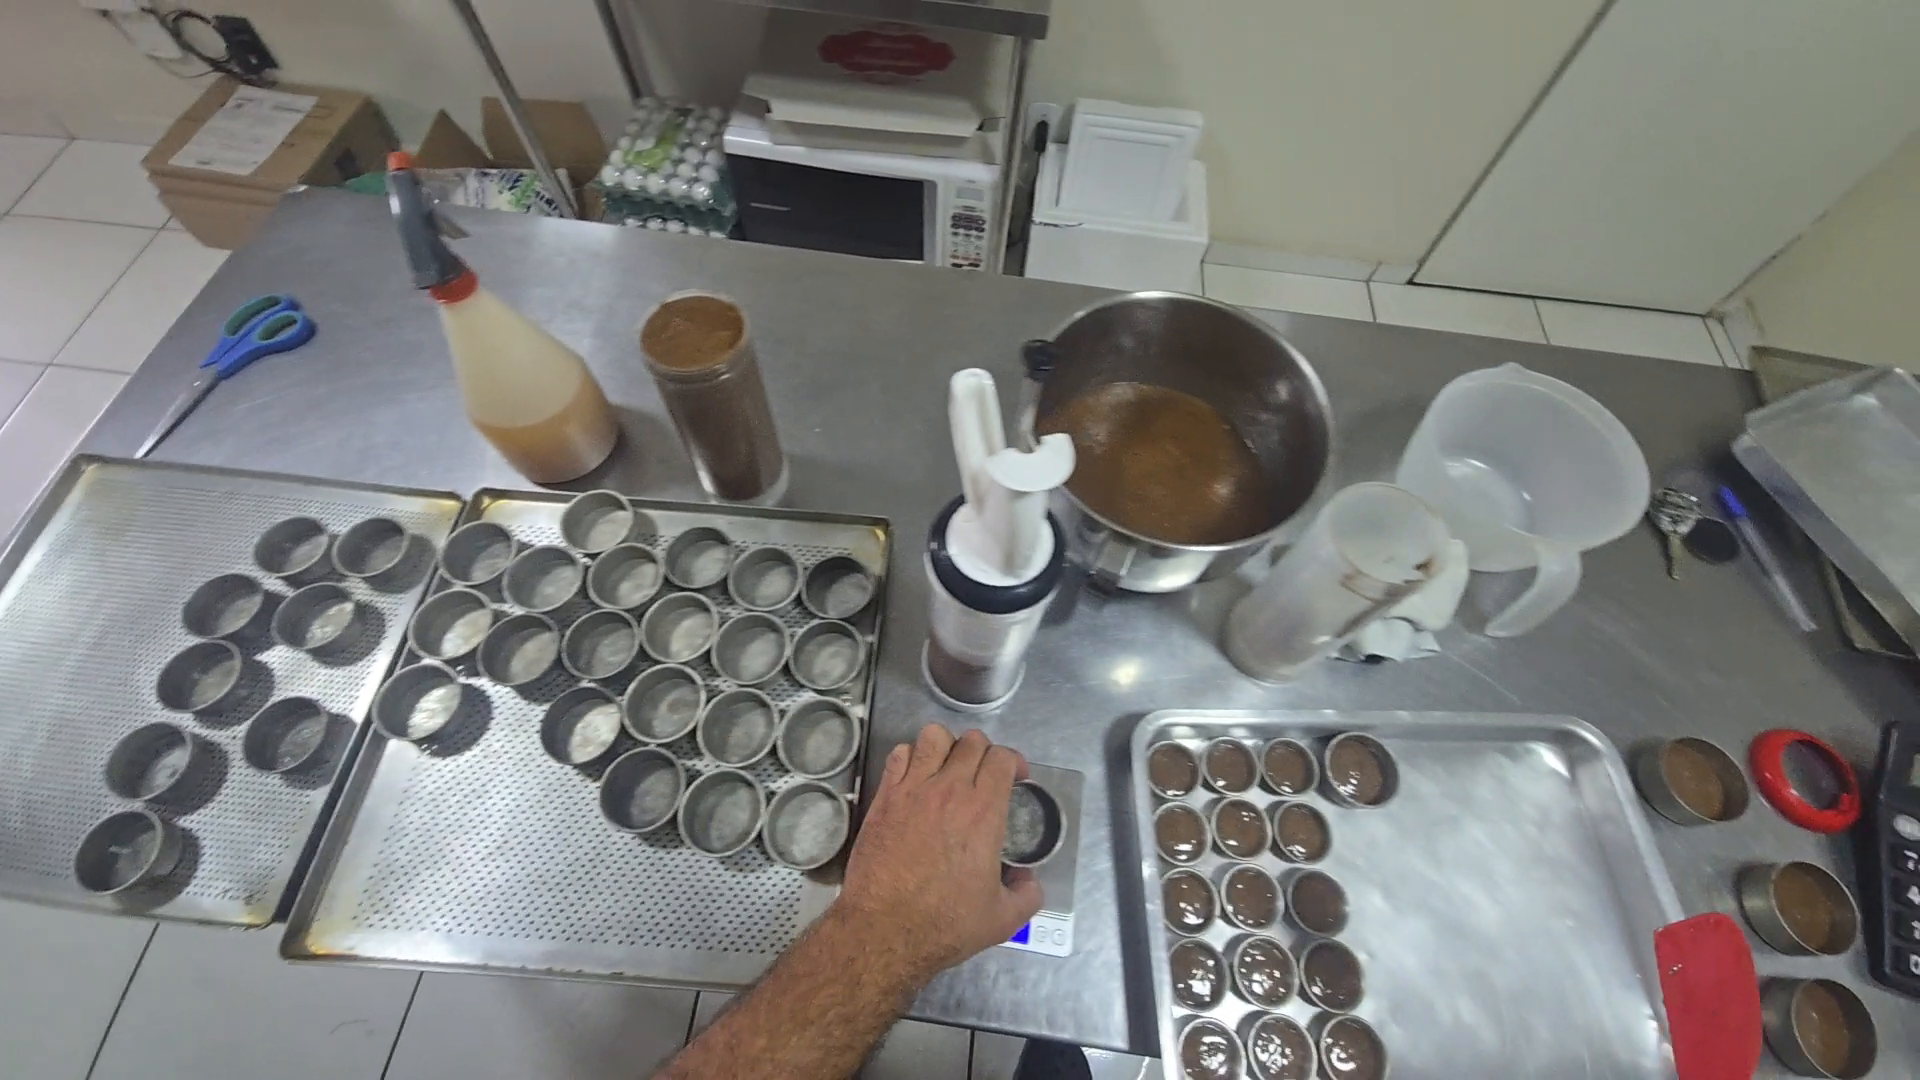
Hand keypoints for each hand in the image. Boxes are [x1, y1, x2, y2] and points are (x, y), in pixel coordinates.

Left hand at [836, 724, 1043, 983]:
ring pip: (934, 736)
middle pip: (972, 741)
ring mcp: (914, 789)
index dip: (1014, 762)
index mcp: (984, 812)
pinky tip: (915, 777)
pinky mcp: (886, 796)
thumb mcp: (1003, 919)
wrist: (886, 930)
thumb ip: (1027, 895)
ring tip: (948, 767)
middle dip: (984, 752)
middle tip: (983, 774)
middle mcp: (950, 790)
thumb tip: (1029, 880)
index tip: (1015, 778)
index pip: (1003, 758)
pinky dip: (911, 756)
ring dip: (947, 746)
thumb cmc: (945, 924)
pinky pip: (899, 753)